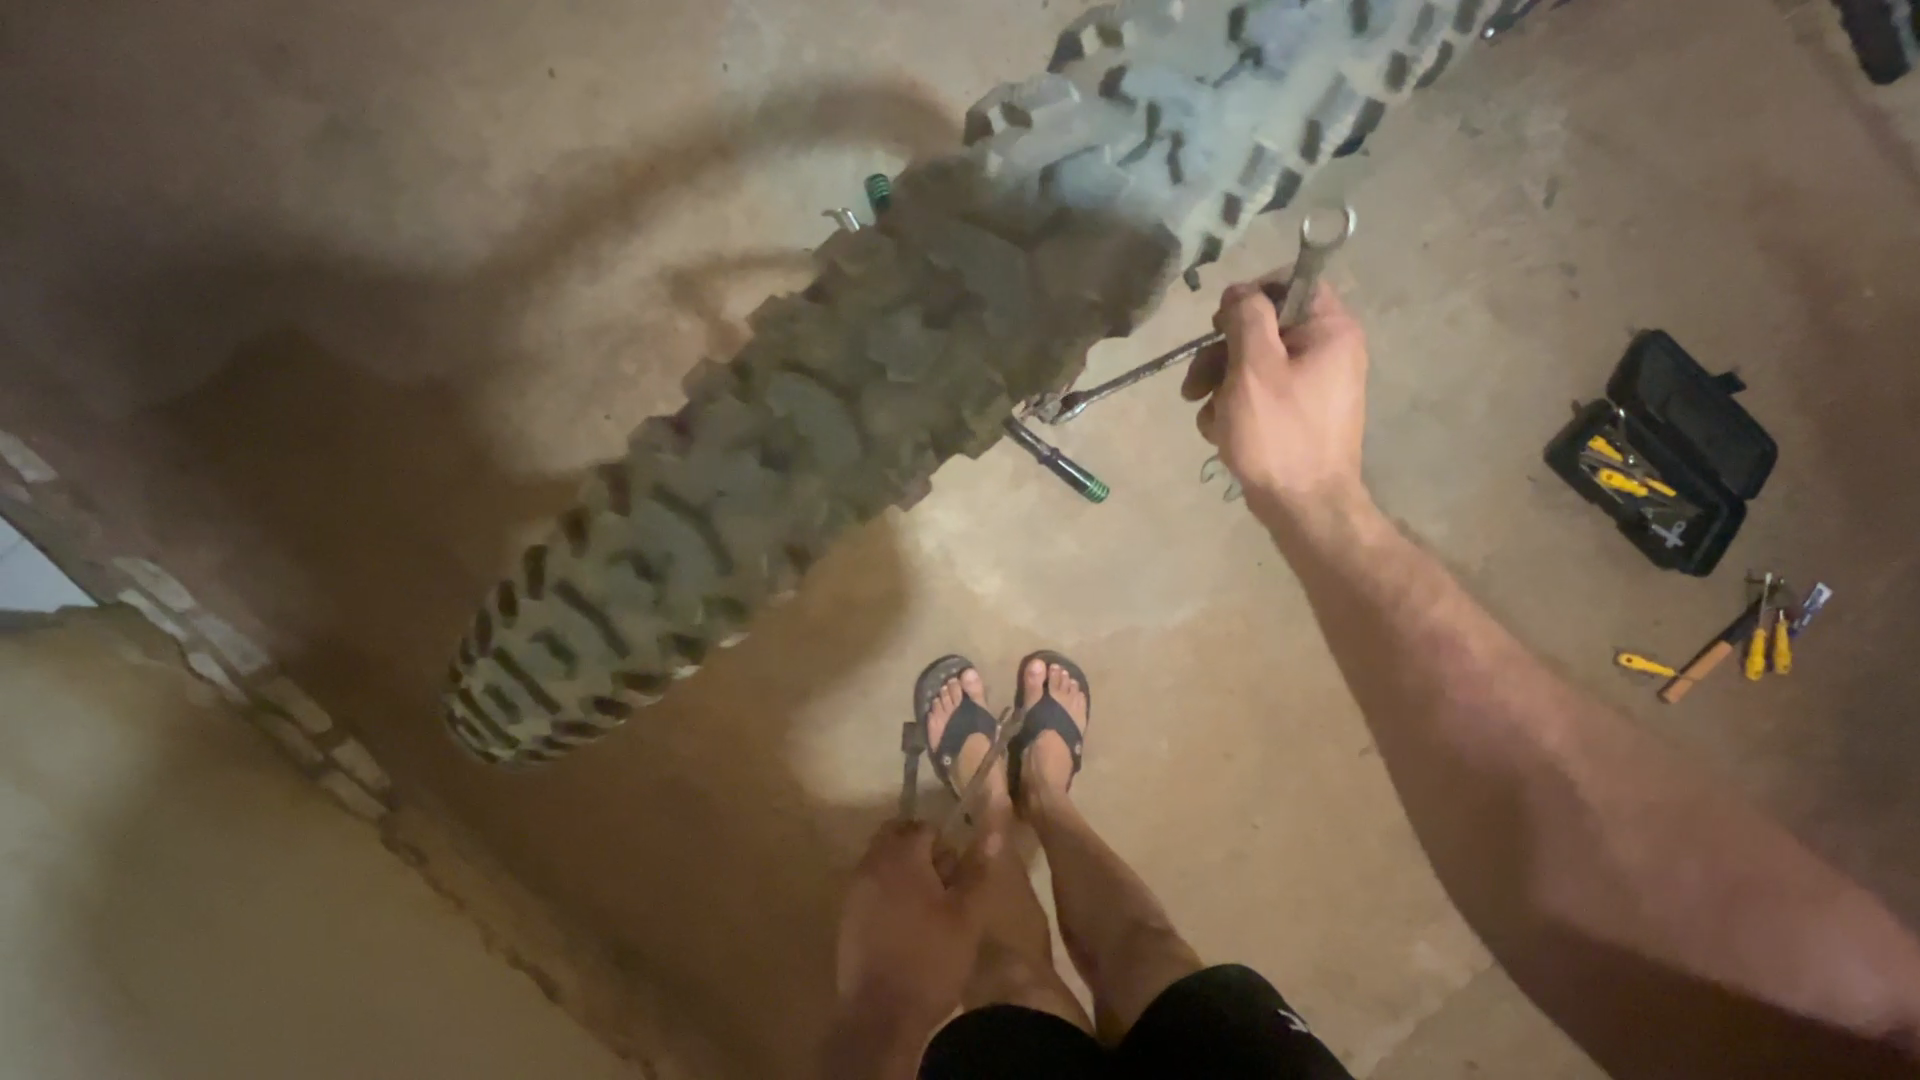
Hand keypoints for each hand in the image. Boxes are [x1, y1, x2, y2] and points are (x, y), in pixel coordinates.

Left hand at [835, 821, 992, 1032]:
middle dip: (921, 852)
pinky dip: (888, 894)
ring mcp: (854, 891)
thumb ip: (977, 867)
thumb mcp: (967, 915)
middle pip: (897, 838)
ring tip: (929, 910)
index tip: (958, 875)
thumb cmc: (931, 960)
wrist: (880, 1016)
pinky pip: (871, 888)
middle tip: (945, 886)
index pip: (924, 827)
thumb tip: (995, 824)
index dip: (945, 846)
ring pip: (882, 863)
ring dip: (904, 873)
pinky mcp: (847, 917)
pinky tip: (906, 927)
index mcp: (901, 856)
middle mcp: (871, 864)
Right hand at [1182, 278, 1370, 523]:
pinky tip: (1222, 433)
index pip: (1289, 284)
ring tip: (1209, 418)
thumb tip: (1239, 293)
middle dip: (1221, 356)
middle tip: (1195, 384)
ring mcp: (1313, 386)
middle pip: (1262, 329)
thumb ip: (1246, 318)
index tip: (1218, 325)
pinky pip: (1259, 396)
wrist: (1303, 506)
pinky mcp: (1297, 415)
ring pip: (1252, 366)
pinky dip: (1235, 411)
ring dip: (1220, 388)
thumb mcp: (1254, 367)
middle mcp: (1328, 351)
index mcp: (1330, 329)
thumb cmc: (1279, 434)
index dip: (1249, 298)